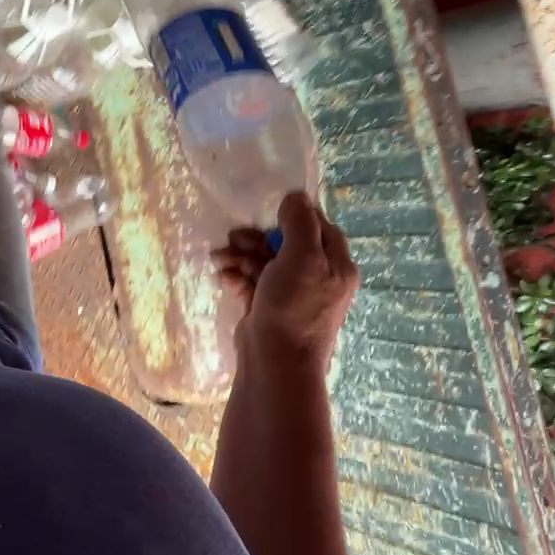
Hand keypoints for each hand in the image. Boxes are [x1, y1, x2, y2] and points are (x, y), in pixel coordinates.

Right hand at [213, 192, 358, 368]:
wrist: (275, 359)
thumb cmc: (294, 306)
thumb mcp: (302, 257)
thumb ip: (299, 223)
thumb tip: (296, 195)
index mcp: (335, 265)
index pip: (318, 227)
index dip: (292, 217)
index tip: (266, 214)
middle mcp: (316, 276)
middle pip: (284, 242)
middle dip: (256, 238)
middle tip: (233, 238)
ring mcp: (291, 292)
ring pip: (263, 260)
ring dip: (239, 255)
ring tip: (219, 259)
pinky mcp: (267, 305)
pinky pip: (250, 279)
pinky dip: (236, 275)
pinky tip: (223, 276)